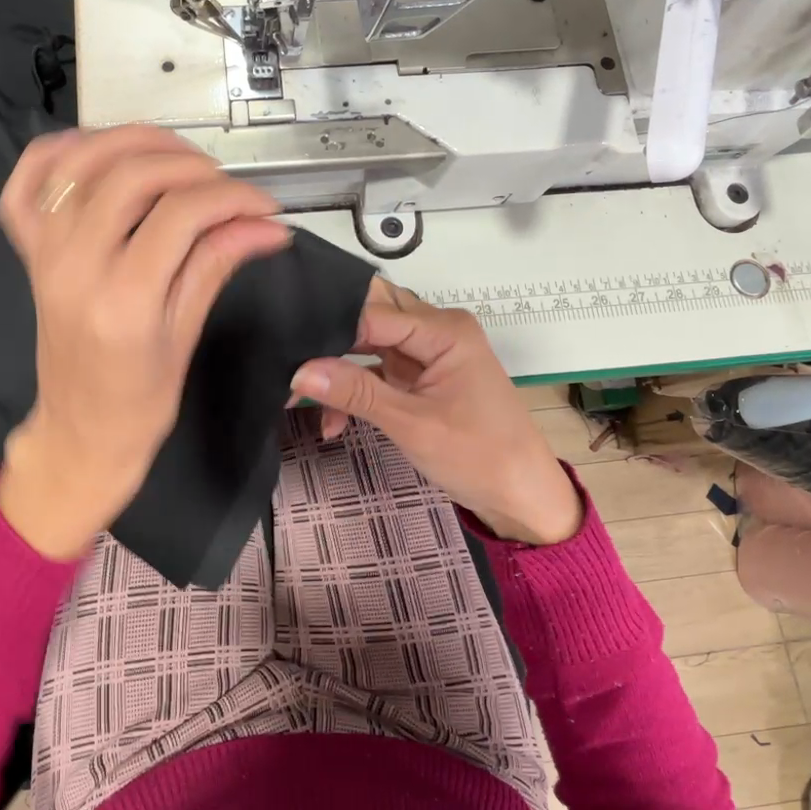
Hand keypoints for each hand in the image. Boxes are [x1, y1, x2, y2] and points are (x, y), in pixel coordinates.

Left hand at [0, 125, 292, 559]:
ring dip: (130, 141)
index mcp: (123, 300)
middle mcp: (74, 266)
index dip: (232, 196)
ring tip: (174, 154)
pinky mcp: (28, 252)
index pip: (181, 213)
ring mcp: (44, 254)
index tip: (265, 204)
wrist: (80, 433)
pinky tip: (97, 151)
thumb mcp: (186, 335)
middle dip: (188, 163)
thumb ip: (217, 263)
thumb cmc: (140, 401)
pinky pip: (25, 183)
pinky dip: (56, 153)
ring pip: (79, 162)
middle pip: (131, 175)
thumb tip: (268, 224)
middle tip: (222, 182)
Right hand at [291, 281, 584, 544]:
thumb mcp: (411, 424)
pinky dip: (357, 392)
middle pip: (372, 317)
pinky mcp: (422, 377)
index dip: (332, 328)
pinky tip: (332, 423)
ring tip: (297, 394)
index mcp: (444, 330)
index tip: (288, 346)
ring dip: (339, 371)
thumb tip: (299, 372)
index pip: (374, 312)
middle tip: (287, 359)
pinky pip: (378, 371)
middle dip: (330, 340)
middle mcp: (437, 331)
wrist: (522, 497)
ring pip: (370, 344)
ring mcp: (429, 354)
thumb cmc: (478, 455)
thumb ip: (356, 393)